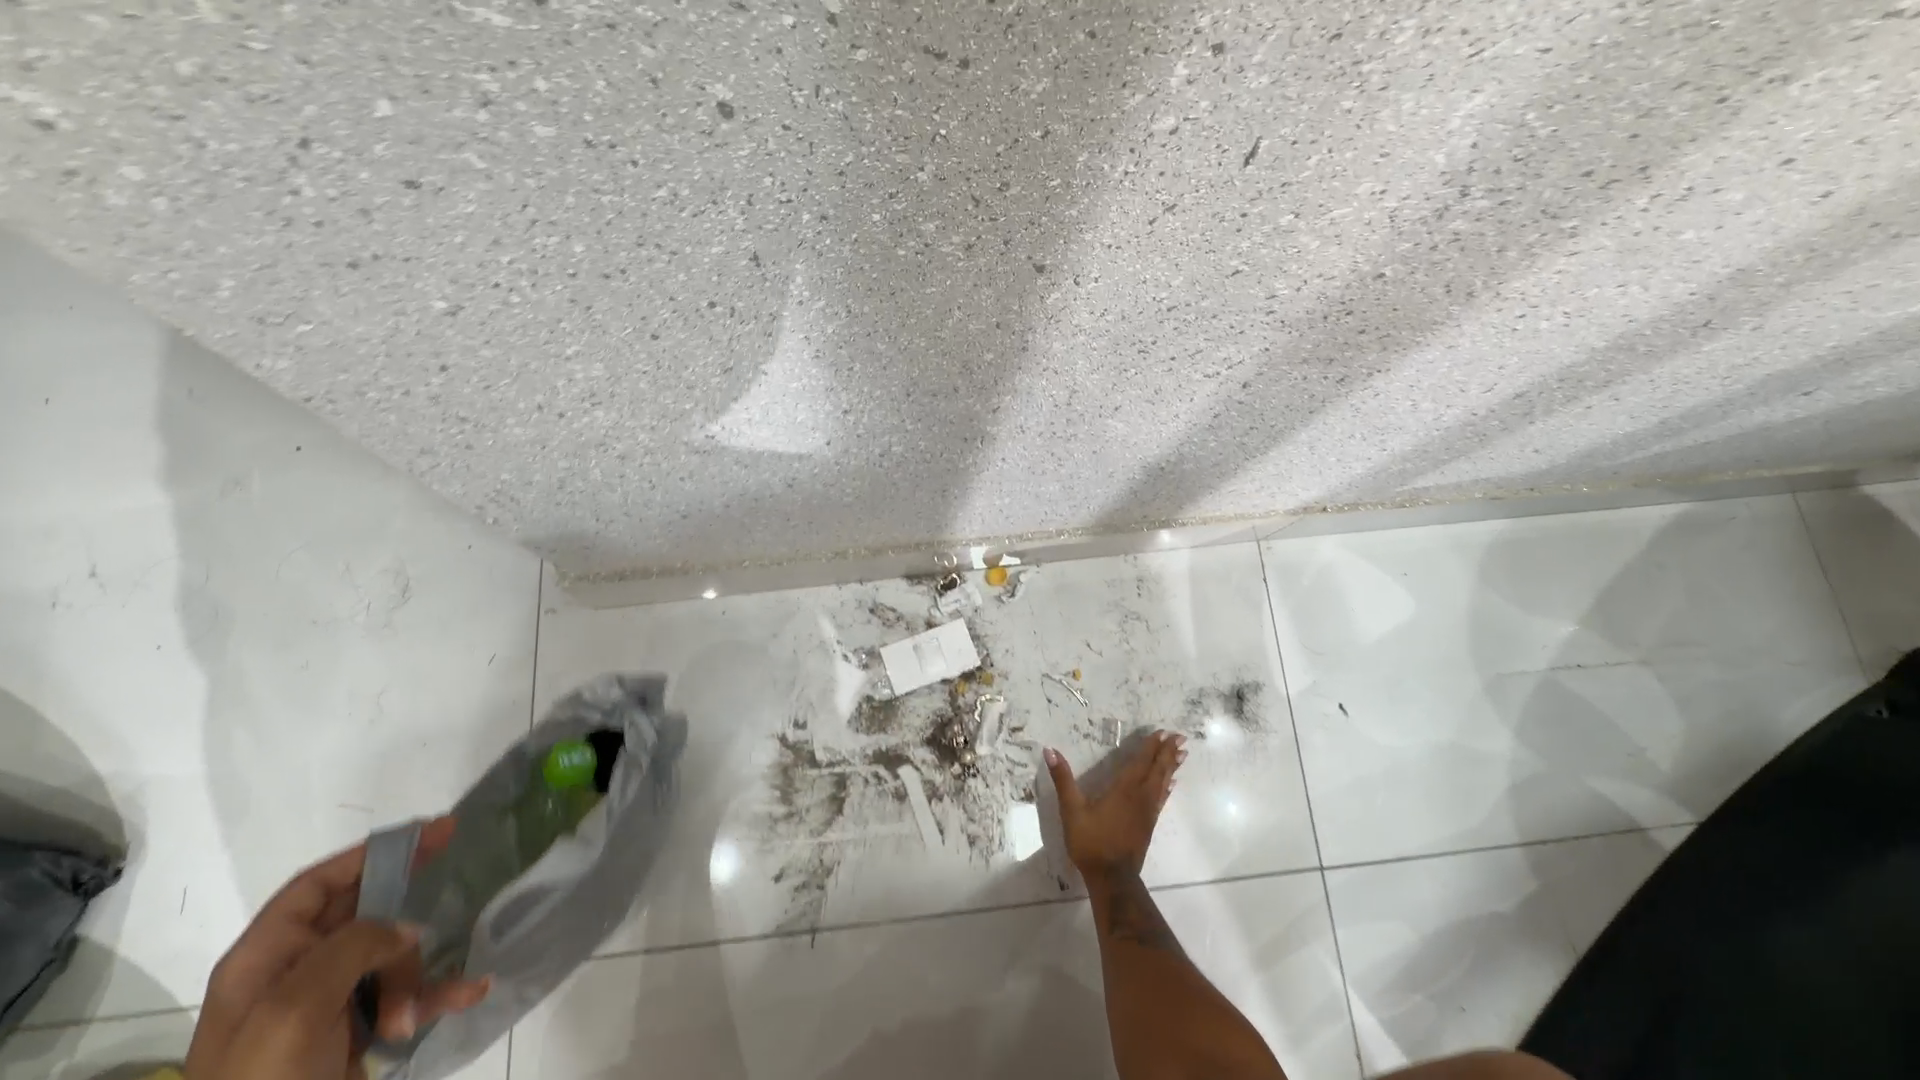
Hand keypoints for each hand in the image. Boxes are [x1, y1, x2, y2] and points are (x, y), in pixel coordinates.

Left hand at [185, 818, 489, 1079]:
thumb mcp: (295, 1010)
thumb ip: (352, 949)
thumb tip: (406, 926)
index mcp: (264, 960)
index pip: (319, 885)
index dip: (373, 852)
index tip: (433, 831)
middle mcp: (295, 975)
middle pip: (362, 916)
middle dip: (403, 916)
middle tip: (455, 878)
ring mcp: (327, 1009)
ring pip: (392, 959)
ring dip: (414, 977)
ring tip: (410, 1017)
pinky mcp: (357, 1037)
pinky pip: (409, 998)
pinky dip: (439, 994)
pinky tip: (469, 992)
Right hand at [1044, 731, 1186, 881]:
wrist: (1112, 877)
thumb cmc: (1091, 842)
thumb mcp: (1071, 810)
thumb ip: (1063, 779)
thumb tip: (1050, 750)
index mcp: (1124, 789)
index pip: (1141, 762)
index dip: (1151, 746)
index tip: (1163, 732)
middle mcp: (1140, 797)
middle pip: (1158, 770)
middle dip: (1168, 752)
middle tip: (1180, 737)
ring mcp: (1148, 812)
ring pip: (1163, 783)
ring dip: (1172, 766)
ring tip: (1182, 754)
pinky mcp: (1149, 824)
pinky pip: (1162, 799)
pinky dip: (1168, 788)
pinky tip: (1172, 784)